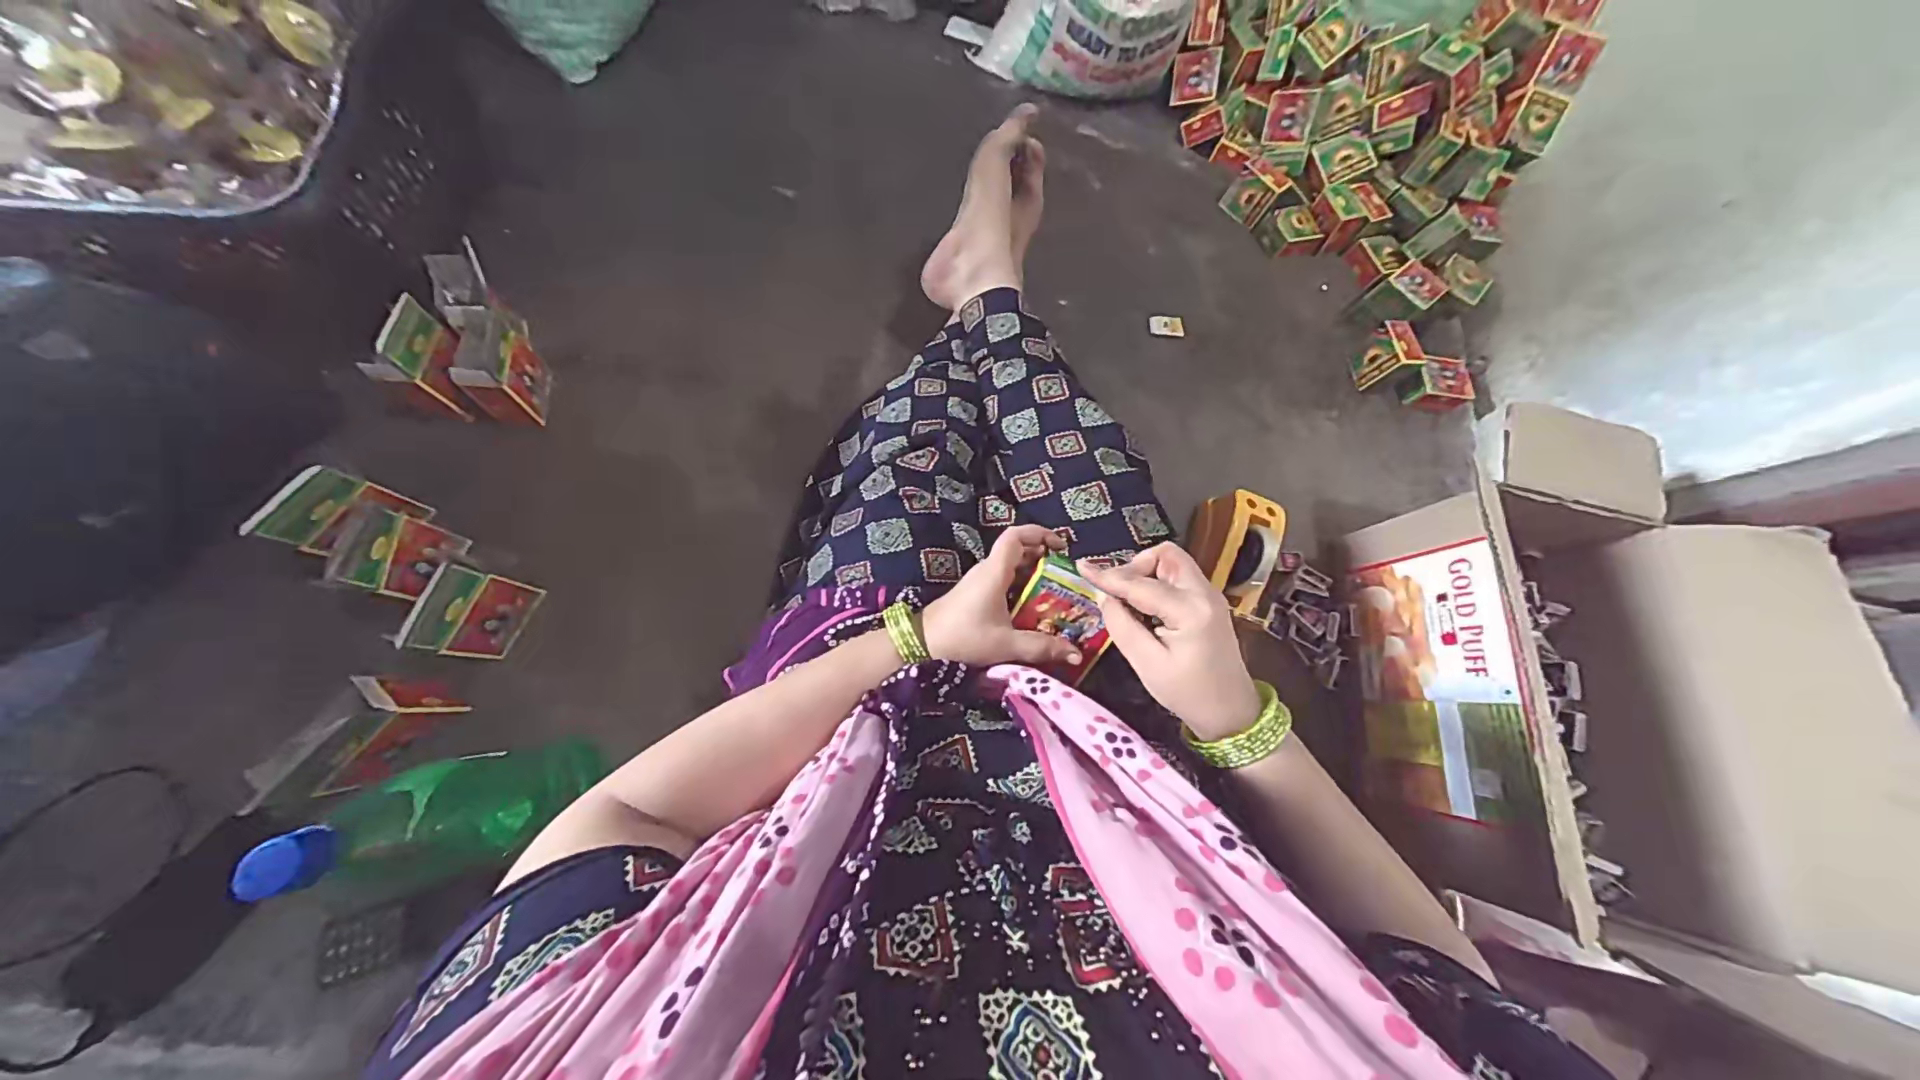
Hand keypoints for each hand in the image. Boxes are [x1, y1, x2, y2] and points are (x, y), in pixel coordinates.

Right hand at [920, 104, 1043, 312]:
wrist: (970, 275)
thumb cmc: (990, 221)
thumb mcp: (999, 168)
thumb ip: (1008, 139)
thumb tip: (1029, 110)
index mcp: (1025, 199)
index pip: (1030, 164)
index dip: (1023, 144)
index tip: (1011, 128)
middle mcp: (1006, 219)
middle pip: (1008, 187)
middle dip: (1001, 169)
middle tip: (988, 146)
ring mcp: (982, 238)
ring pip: (985, 210)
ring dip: (979, 196)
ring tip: (969, 176)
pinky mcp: (959, 254)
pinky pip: (960, 232)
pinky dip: (957, 221)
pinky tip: (949, 214)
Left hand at [920, 525, 1081, 667]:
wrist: (924, 640)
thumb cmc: (963, 636)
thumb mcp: (1006, 644)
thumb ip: (1041, 647)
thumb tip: (1076, 653)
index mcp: (994, 572)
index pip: (1016, 536)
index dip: (1039, 534)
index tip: (1060, 546)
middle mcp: (987, 570)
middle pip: (1017, 549)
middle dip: (1042, 555)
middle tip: (1063, 573)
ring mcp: (980, 580)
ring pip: (1010, 564)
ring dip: (1032, 571)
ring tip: (1054, 589)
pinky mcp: (976, 591)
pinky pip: (1003, 578)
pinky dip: (1020, 583)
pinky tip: (1032, 604)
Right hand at [1078, 544, 1262, 740]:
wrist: (1231, 712)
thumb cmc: (1188, 693)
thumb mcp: (1147, 664)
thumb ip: (1122, 626)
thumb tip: (1105, 597)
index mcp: (1190, 610)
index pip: (1141, 583)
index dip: (1108, 576)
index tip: (1082, 568)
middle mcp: (1204, 593)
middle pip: (1165, 555)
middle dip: (1135, 566)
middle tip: (1116, 593)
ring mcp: (1210, 595)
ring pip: (1172, 562)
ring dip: (1146, 573)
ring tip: (1130, 602)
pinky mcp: (1208, 602)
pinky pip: (1178, 577)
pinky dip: (1157, 582)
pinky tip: (1146, 608)